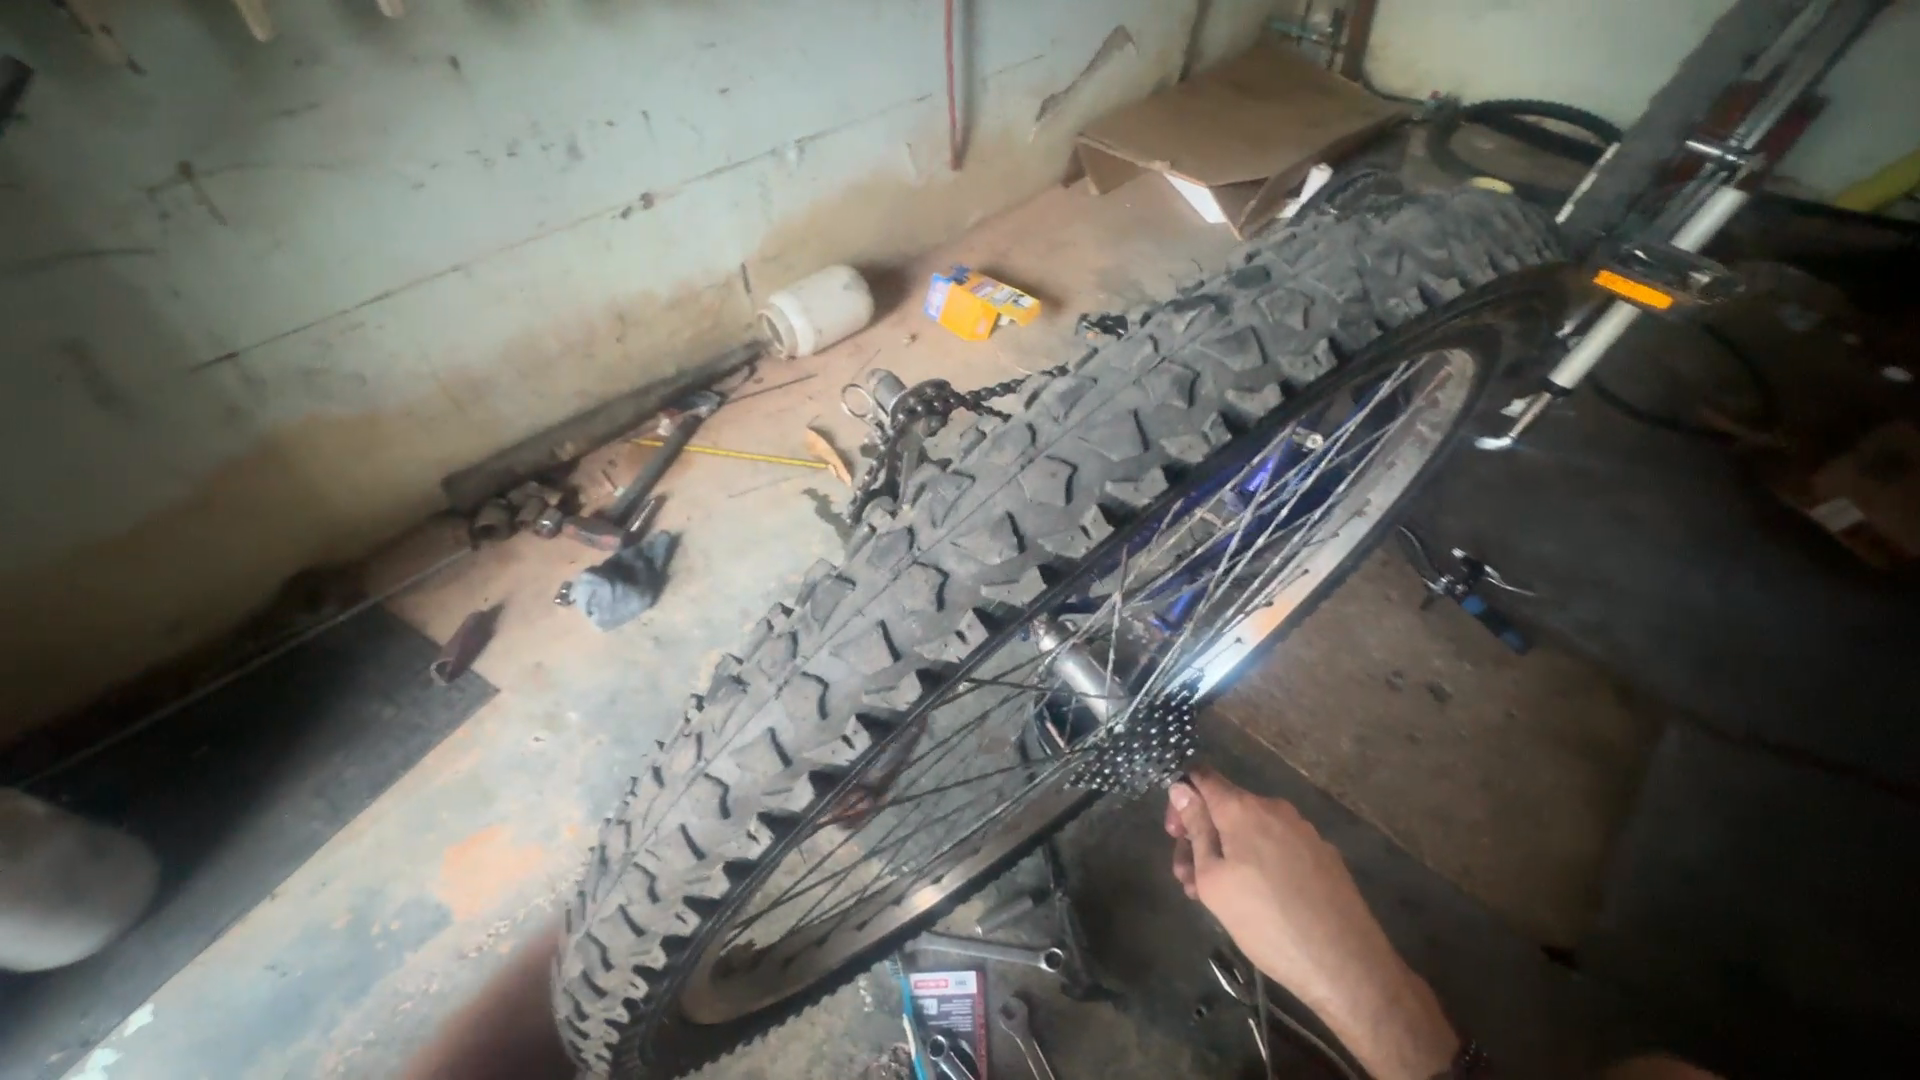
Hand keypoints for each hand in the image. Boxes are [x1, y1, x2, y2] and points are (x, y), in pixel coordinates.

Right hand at [1167, 768, 1458, 1079]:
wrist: (1344, 963)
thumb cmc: (1264, 921)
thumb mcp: (1213, 880)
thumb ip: (1196, 830)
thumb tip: (1181, 788)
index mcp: (1243, 808)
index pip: (1203, 776)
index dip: (1182, 795)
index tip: (1174, 832)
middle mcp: (1274, 808)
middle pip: (1226, 808)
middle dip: (1201, 836)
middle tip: (1187, 878)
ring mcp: (1303, 831)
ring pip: (1251, 830)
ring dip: (1227, 853)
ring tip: (1216, 898)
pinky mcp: (1323, 856)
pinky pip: (1277, 846)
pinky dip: (1257, 862)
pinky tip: (1255, 900)